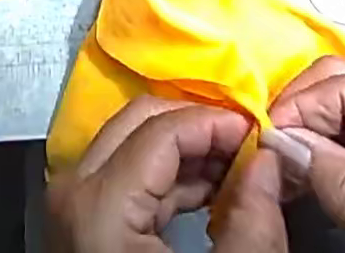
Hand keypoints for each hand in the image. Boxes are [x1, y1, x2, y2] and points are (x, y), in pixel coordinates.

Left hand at [47, 96, 287, 252]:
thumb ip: (252, 223)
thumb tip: (272, 160)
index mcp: (99, 203)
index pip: (162, 130)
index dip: (214, 124)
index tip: (259, 130)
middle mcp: (74, 188)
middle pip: (141, 122)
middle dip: (198, 127)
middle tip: (249, 143)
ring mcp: (72, 201)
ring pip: (133, 143)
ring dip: (187, 149)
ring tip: (240, 166)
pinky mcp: (82, 218)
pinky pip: (127, 173)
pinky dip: (170, 176)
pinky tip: (211, 189)